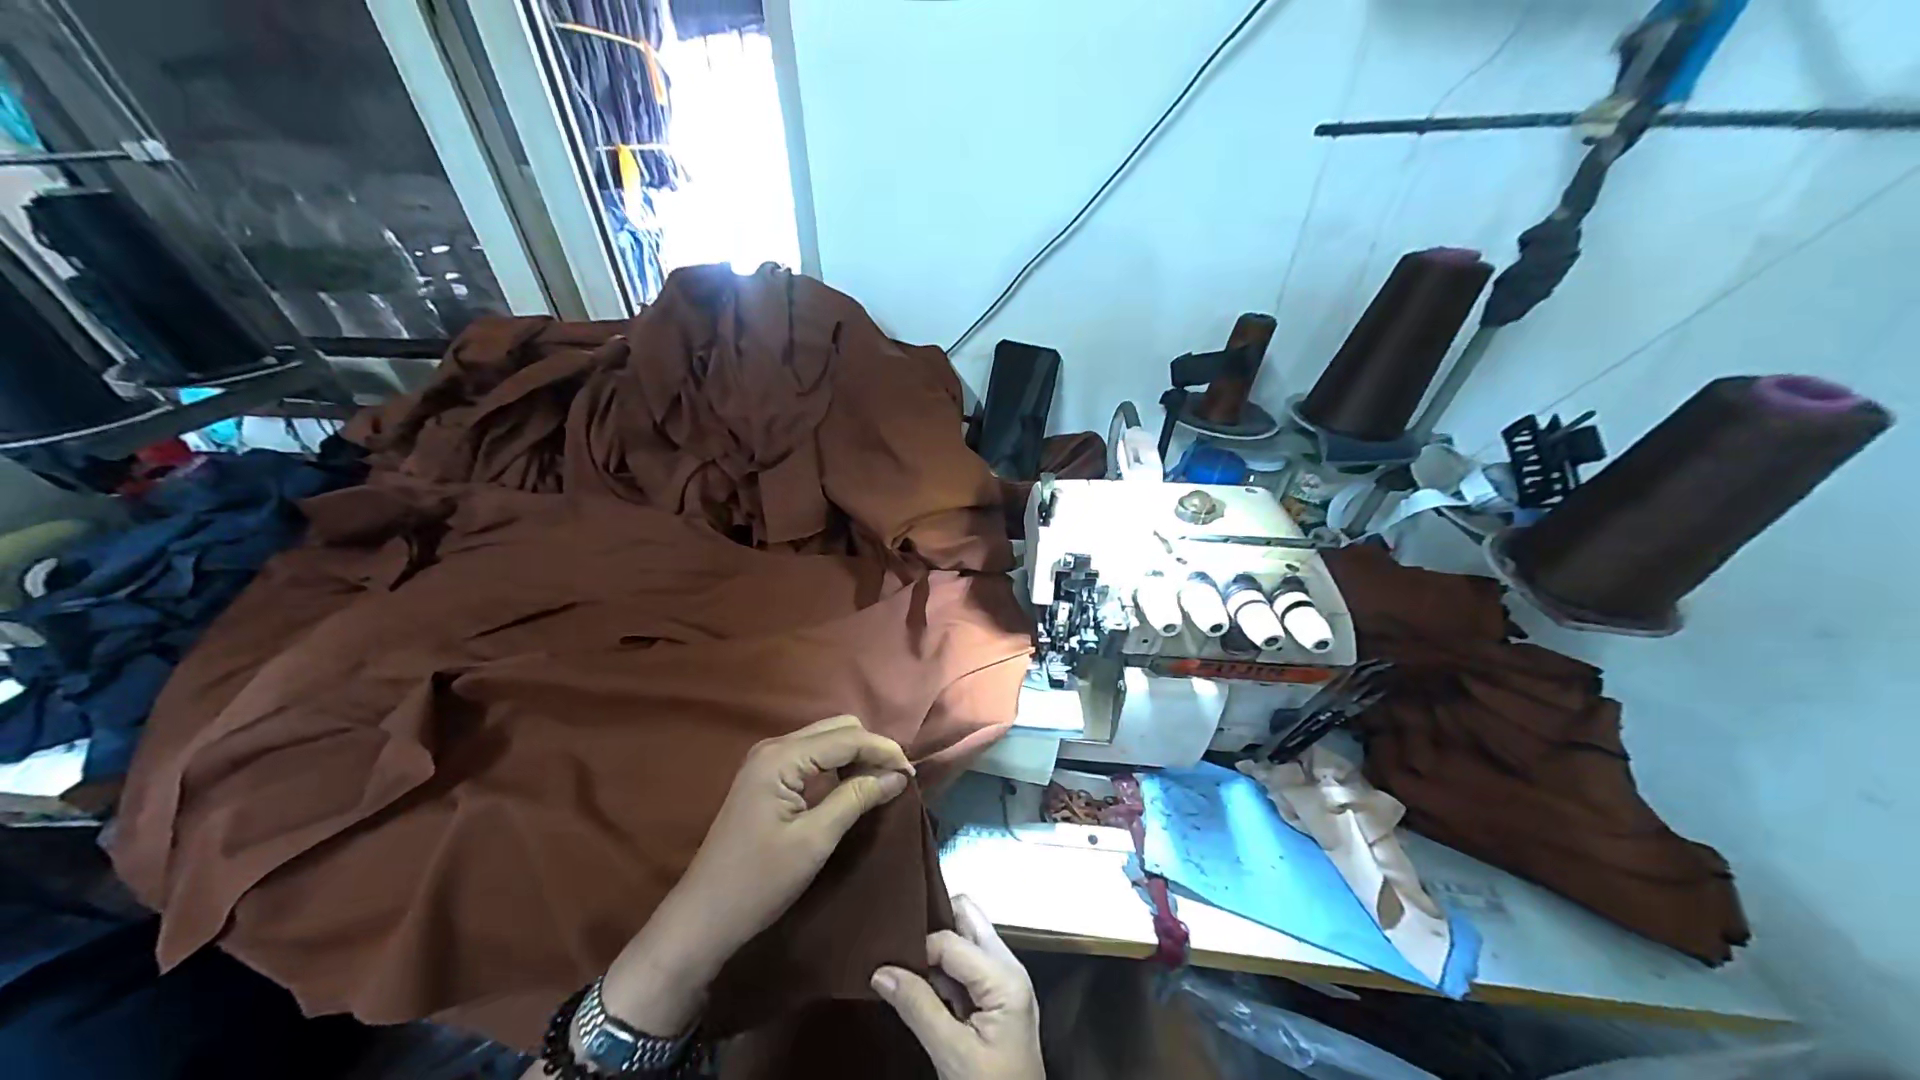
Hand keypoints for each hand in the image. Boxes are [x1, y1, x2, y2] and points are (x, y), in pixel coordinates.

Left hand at [601, 715, 913, 1034]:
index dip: (884, 751)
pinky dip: (837, 767)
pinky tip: (850, 788)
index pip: (847, 737)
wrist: (703, 917)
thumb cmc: (759, 881)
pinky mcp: (766, 778)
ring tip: (879, 785)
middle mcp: (773, 747)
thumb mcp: (815, 840)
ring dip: (855, 756)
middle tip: (896, 781)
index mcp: (781, 757)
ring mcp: (766, 761)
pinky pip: (812, 758)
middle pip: (837, 729)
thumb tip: (898, 774)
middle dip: (871, 749)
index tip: (912, 776)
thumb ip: (857, 798)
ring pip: (826, 740)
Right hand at [871, 895, 1042, 1079]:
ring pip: (965, 936)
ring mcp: (1003, 978)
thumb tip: (880, 972)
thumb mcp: (952, 1054)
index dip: (917, 947)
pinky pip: (965, 963)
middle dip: (931, 925)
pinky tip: (920, 985)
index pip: (951, 939)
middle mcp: (1008, 966)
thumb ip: (918, 1007)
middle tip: (897, 948)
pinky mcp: (995, 994)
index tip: (886, 962)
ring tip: (904, 965)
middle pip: (966, 917)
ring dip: (935, 948)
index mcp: (1004, 976)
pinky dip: (941, 967)